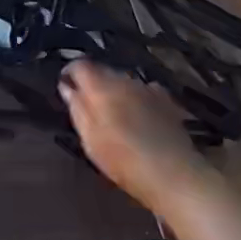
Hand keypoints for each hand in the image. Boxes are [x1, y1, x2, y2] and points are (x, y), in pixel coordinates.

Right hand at [58, 60, 212, 211]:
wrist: (174, 174)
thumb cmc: (124, 160)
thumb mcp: (90, 140)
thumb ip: (77, 109)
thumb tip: (67, 87)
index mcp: (101, 87)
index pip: (80, 65)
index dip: (70, 72)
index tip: (66, 87)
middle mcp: (124, 79)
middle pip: (102, 71)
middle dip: (92, 83)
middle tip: (89, 107)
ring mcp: (147, 87)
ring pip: (123, 80)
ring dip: (114, 91)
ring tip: (114, 114)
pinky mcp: (166, 99)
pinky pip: (143, 90)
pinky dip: (136, 97)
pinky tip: (139, 115)